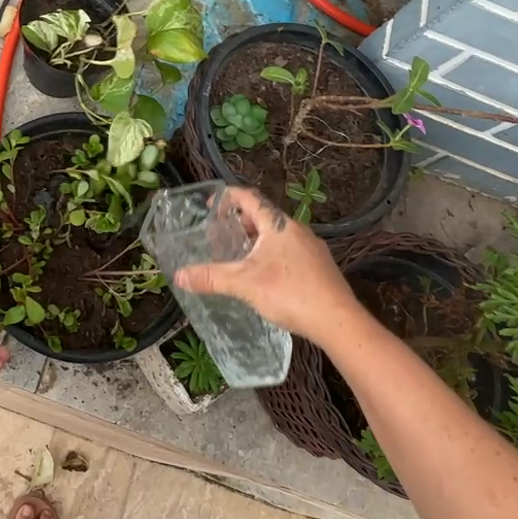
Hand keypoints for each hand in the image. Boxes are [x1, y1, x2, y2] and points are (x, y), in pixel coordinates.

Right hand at [175, 187, 364, 343]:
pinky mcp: (320, 267)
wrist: (338, 321)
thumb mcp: (245, 284)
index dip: (228, 197)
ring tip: (238, 256)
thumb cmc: (290, 293)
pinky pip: (290, 251)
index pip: (250, 198)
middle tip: (220, 236)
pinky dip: (271, 254)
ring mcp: (312, 248)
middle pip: (263, 217)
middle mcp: (297, 229)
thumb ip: (212, 277)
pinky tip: (265, 276)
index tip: (211, 203)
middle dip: (239, 223)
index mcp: (278, 224)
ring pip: (277, 236)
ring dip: (256, 241)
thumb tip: (179, 275)